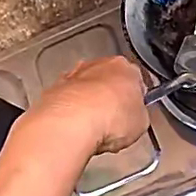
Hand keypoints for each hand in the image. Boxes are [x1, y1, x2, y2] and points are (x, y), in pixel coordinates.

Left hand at [30, 56, 148, 154]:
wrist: (73, 123)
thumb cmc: (109, 117)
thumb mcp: (142, 122)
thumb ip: (139, 114)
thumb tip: (136, 120)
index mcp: (125, 67)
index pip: (136, 80)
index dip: (136, 99)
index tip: (135, 112)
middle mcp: (98, 65)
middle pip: (108, 81)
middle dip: (111, 99)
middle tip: (115, 123)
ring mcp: (74, 76)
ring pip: (86, 90)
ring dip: (90, 106)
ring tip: (95, 130)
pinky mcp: (54, 91)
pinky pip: (68, 102)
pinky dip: (72, 114)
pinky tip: (77, 130)